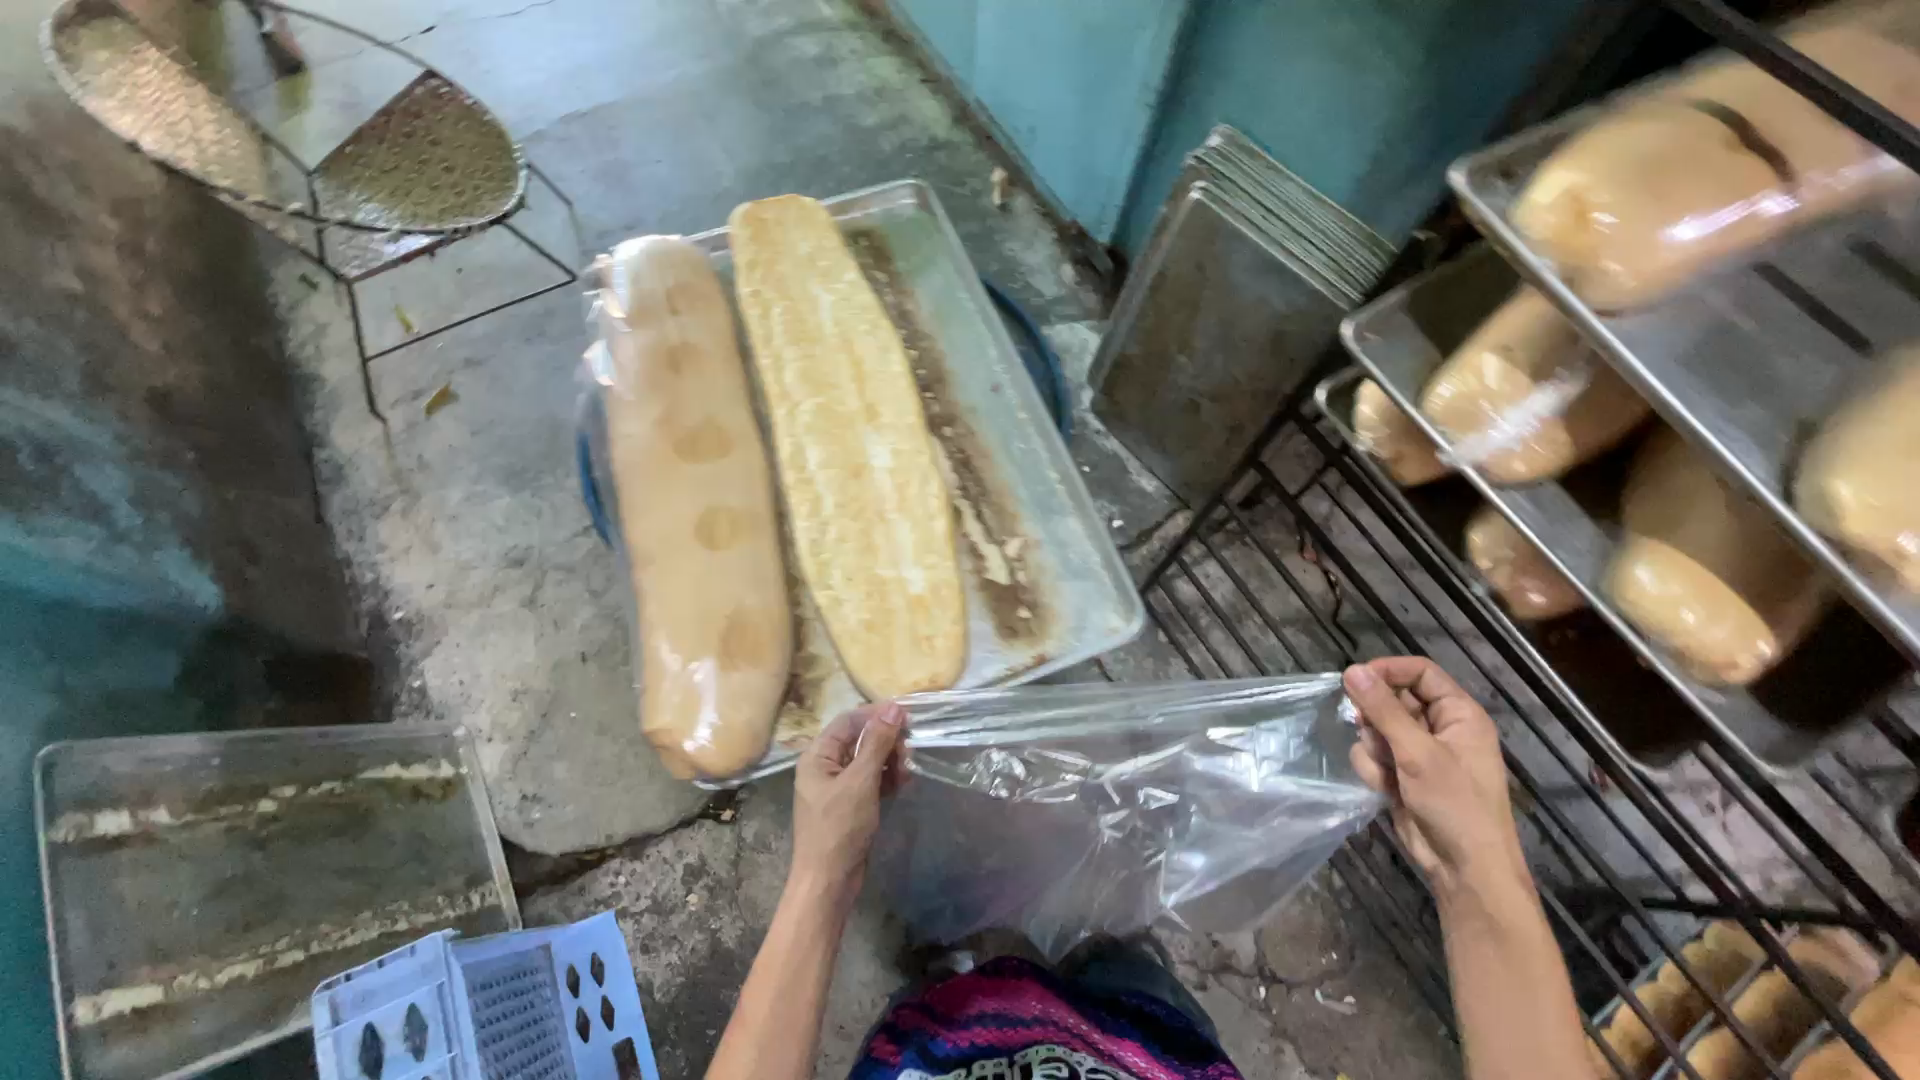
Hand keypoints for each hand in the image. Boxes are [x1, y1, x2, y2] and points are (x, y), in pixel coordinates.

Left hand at [790, 702, 908, 904]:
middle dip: (887, 740)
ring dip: (890, 760)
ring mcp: (839, 787)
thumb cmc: (839, 828)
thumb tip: (893, 707)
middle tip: (910, 751)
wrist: (829, 881)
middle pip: (860, 739)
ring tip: (908, 771)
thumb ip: (877, 743)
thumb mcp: (860, 781)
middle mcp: (825, 767)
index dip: (876, 715)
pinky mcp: (852, 804)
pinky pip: (872, 780)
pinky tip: (904, 782)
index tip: (906, 715)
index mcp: (818, 756)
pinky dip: (888, 778)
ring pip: (869, 760)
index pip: (848, 721)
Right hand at [1343, 657, 1527, 904]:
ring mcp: (1418, 753)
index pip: (1420, 673)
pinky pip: (1372, 755)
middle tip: (1366, 729)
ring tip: (1388, 770)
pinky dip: (1373, 769)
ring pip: (1376, 729)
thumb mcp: (1418, 753)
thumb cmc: (1455, 804)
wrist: (1464, 868)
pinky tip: (1385, 788)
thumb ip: (1383, 710)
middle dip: (1376, 717)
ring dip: (1373, 748)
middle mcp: (1440, 728)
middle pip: (1392, 699)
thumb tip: (1351, 671)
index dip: (1388, 672)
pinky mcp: (1401, 774)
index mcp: (1459, 714)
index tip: (1355, 680)